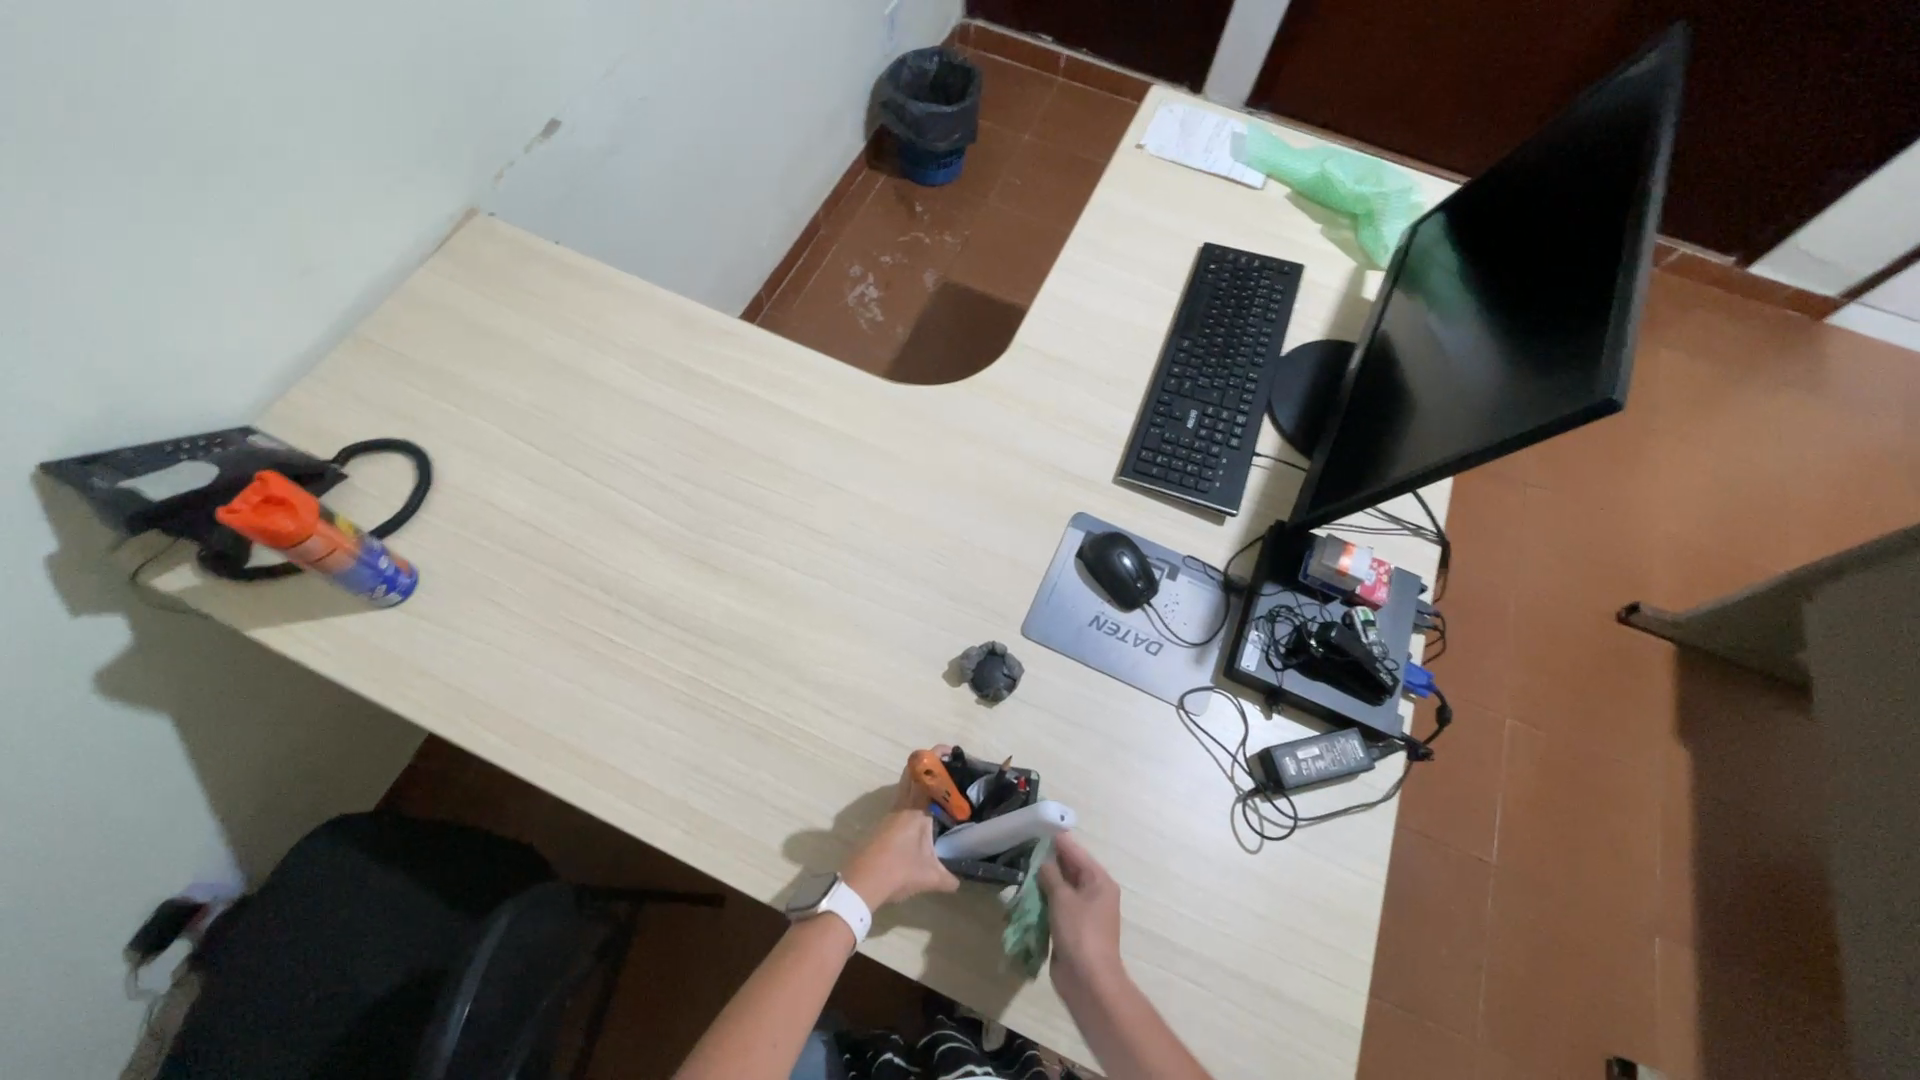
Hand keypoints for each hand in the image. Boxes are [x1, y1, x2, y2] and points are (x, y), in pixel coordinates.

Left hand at [841, 747, 960, 909]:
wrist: (860, 884)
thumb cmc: (897, 873)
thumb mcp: (930, 878)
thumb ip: (949, 878)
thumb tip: (960, 882)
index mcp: (915, 812)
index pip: (926, 776)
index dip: (936, 758)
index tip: (950, 751)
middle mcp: (901, 808)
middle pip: (911, 774)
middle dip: (927, 764)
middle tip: (947, 766)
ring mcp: (888, 816)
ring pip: (905, 789)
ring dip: (920, 784)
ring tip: (942, 794)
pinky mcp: (881, 827)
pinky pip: (901, 805)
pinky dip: (914, 801)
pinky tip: (924, 819)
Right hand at [1039, 832, 1124, 1000]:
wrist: (1088, 980)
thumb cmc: (1079, 933)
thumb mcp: (1063, 899)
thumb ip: (1051, 875)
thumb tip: (1043, 860)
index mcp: (1099, 881)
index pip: (1076, 852)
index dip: (1057, 840)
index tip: (1037, 826)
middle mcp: (1094, 892)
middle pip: (1069, 868)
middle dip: (1048, 860)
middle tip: (1023, 846)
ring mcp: (1083, 911)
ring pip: (1061, 888)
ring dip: (1043, 881)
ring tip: (1021, 866)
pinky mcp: (1071, 927)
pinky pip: (1056, 906)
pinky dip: (1043, 900)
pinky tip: (1025, 893)